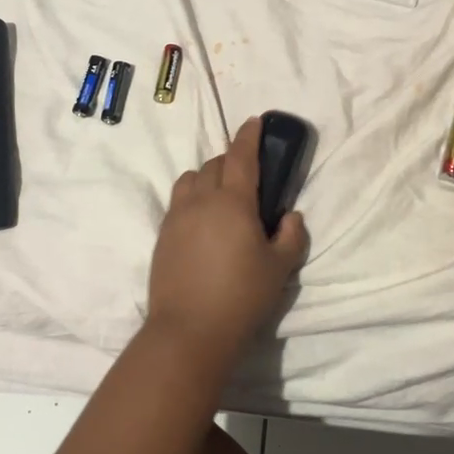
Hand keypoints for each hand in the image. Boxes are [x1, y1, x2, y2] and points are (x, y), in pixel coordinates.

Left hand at [146, 116, 308, 363]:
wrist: (188, 332)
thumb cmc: (241, 297)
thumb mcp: (279, 269)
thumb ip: (291, 236)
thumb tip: (290, 217)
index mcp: (232, 201)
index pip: (241, 155)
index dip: (249, 135)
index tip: (255, 121)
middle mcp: (201, 200)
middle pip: (215, 164)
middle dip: (232, 160)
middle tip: (249, 175)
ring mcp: (177, 217)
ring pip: (191, 178)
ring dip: (208, 176)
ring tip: (223, 196)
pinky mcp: (162, 236)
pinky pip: (178, 201)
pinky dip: (193, 198)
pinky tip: (204, 222)